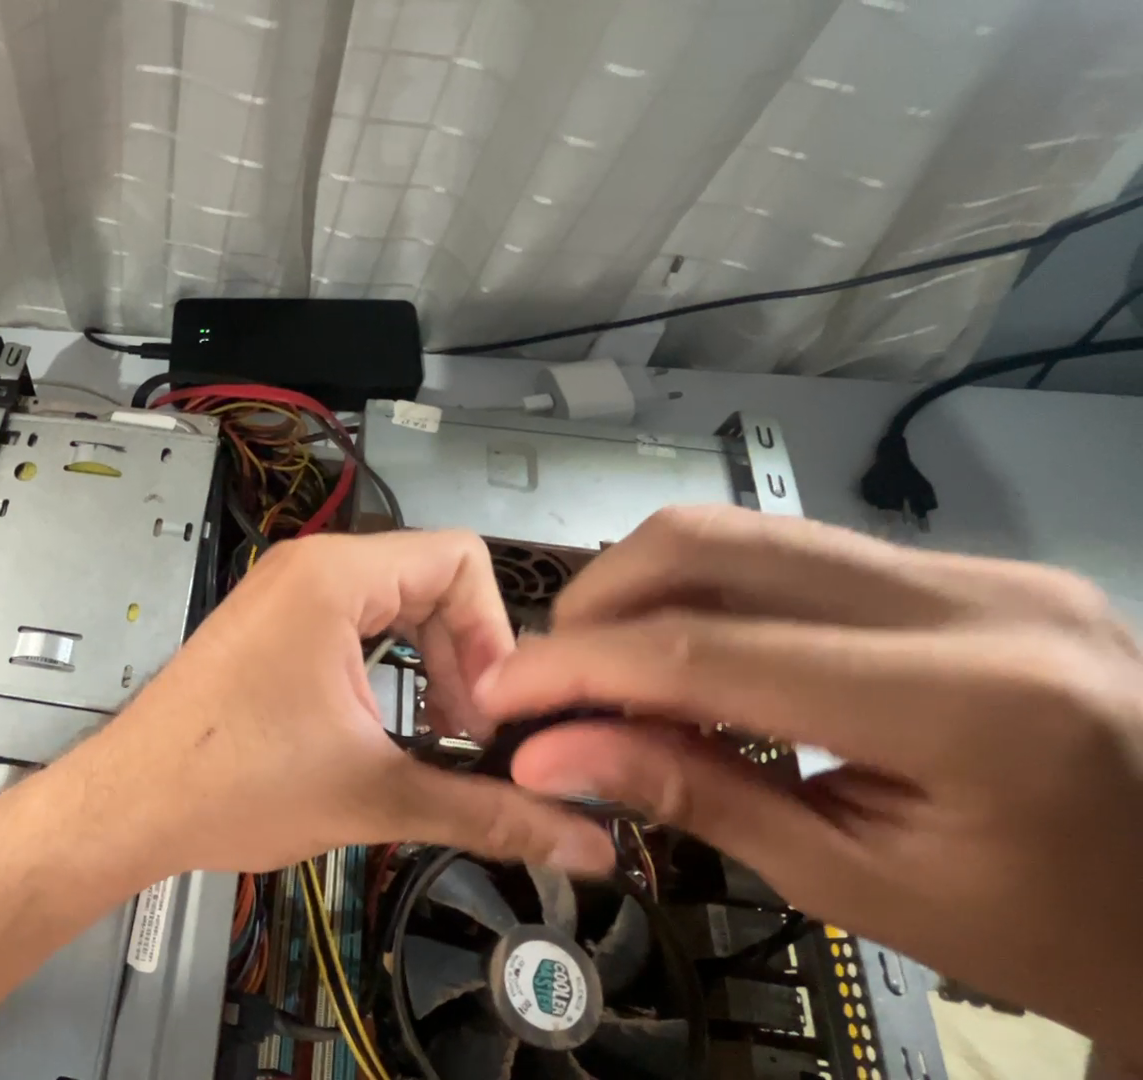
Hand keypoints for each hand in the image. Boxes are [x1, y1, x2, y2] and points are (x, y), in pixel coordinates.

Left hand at [57, 529, 615, 877]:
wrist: (130, 802)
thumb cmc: (234, 782)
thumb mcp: (374, 794)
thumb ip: (488, 813)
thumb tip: (587, 845)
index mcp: (334, 576)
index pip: (460, 558)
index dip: (494, 633)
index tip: (490, 711)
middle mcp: (306, 567)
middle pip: (430, 580)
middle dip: (463, 656)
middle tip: (469, 735)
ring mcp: (281, 593)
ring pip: (393, 604)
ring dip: (427, 665)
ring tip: (435, 737)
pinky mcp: (267, 625)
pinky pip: (351, 622)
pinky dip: (385, 665)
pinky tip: (386, 724)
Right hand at [481, 506, 1142, 1057]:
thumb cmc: (1044, 934)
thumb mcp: (854, 886)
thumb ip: (690, 797)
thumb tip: (544, 759)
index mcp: (970, 707)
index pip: (708, 651)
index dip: (578, 668)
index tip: (497, 698)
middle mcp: (973, 599)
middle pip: (710, 545)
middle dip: (594, 606)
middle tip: (551, 681)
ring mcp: (970, 566)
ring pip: (736, 529)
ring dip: (636, 590)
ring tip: (608, 671)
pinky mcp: (955, 564)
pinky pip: (781, 551)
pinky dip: (696, 594)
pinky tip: (686, 657)